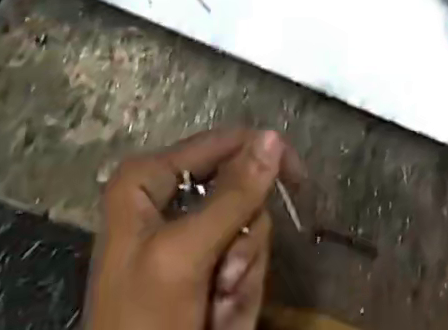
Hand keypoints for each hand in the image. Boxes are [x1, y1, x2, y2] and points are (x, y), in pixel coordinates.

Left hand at [84, 129, 301, 329]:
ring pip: (249, 231)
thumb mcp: (187, 256)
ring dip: (242, 276)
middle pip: (240, 191)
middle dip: (242, 242)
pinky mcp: (201, 272)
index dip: (263, 156)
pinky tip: (216, 321)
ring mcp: (185, 236)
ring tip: (214, 310)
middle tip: (225, 281)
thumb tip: (274, 136)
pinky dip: (238, 297)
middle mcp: (167, 197)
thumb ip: (233, 196)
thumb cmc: (146, 324)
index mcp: (148, 179)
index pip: (222, 144)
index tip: (301, 180)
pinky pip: (245, 265)